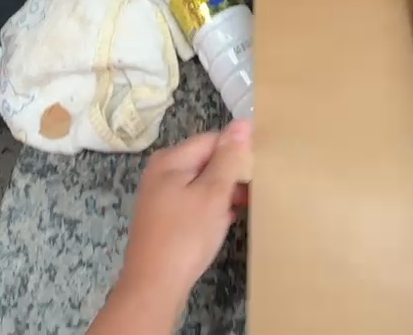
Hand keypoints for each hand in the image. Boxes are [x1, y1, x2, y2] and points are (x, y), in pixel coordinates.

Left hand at [89, 121, 252, 333]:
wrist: (153, 288)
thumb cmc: (185, 235)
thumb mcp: (213, 193)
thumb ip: (228, 158)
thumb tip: (242, 123)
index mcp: (170, 159)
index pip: (212, 140)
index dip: (236, 150)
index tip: (259, 166)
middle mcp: (161, 172)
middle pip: (204, 160)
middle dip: (230, 173)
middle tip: (255, 189)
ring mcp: (159, 196)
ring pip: (199, 183)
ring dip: (222, 191)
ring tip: (245, 204)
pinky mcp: (162, 218)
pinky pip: (192, 201)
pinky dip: (209, 207)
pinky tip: (225, 220)